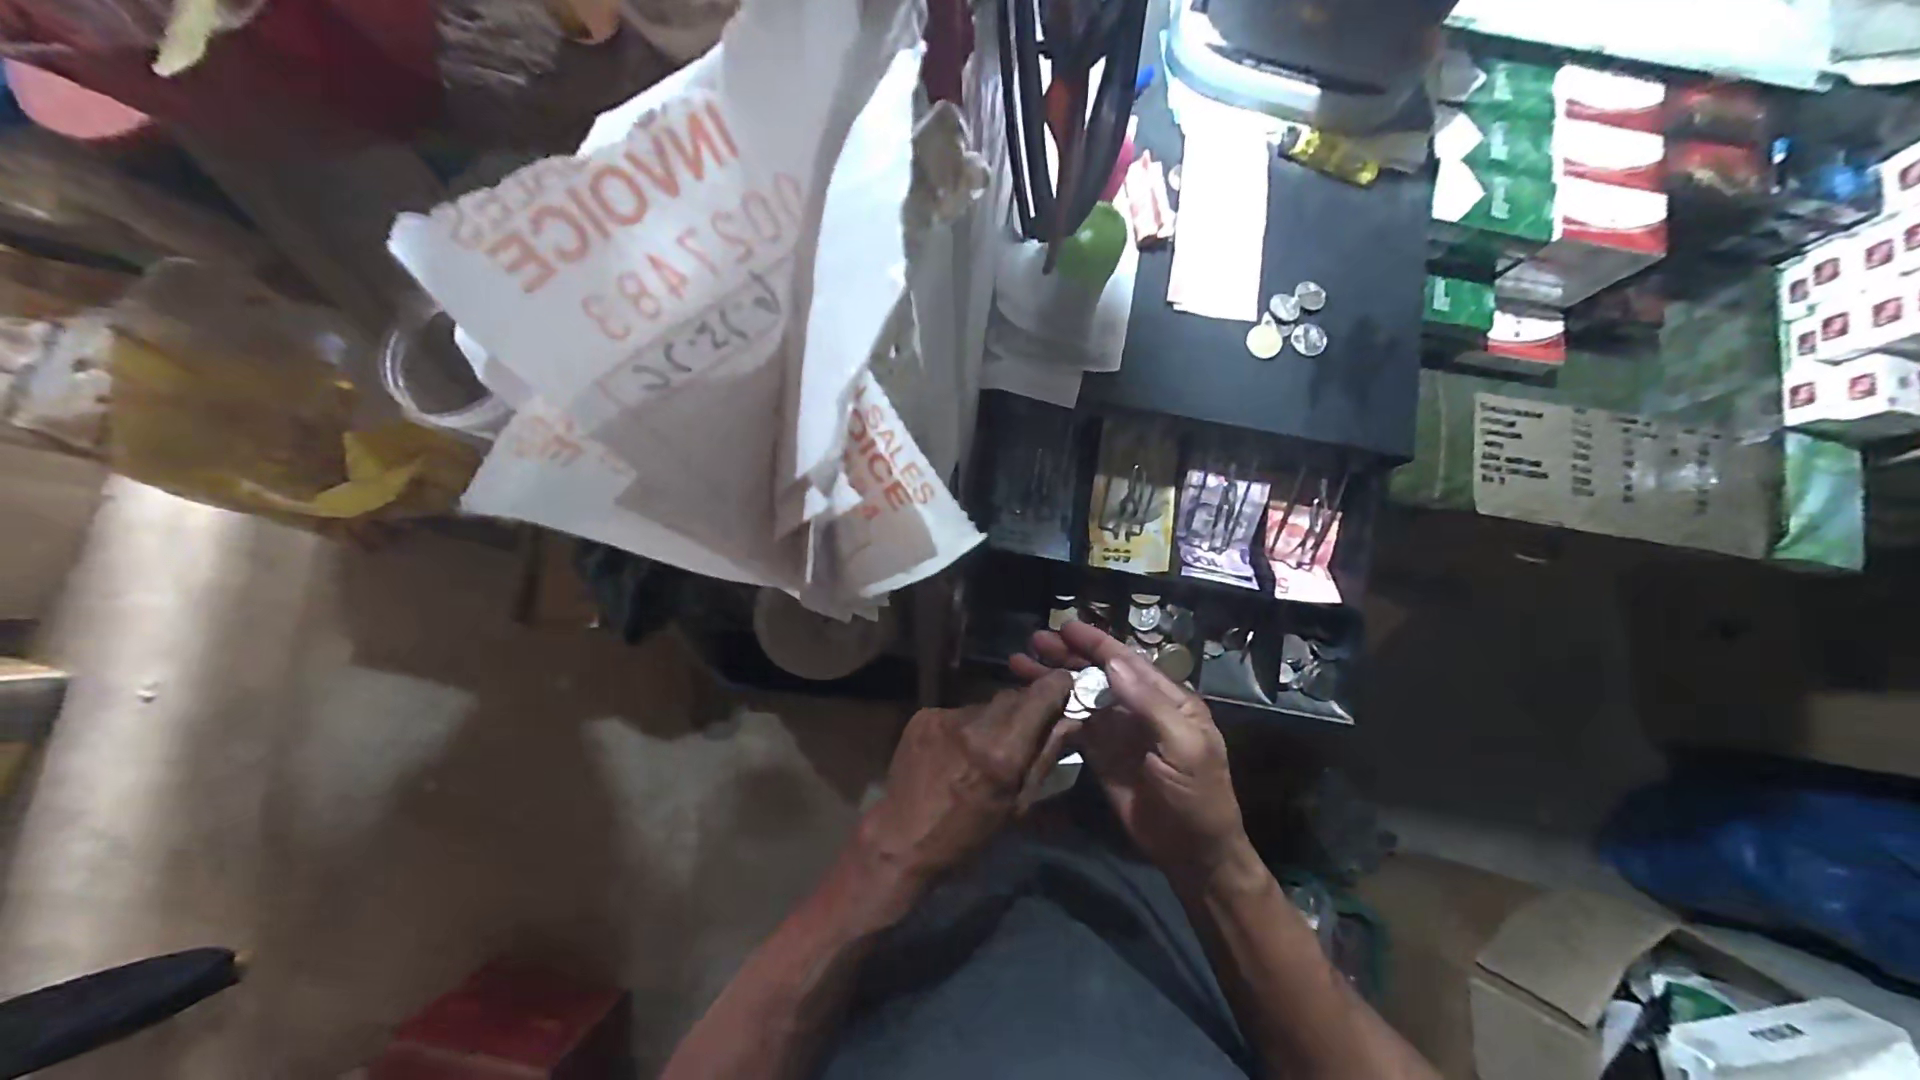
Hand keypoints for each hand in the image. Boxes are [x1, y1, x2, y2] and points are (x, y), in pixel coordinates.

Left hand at [857, 671, 1077, 884]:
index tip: (1069, 689)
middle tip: (1028, 733)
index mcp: (1003, 749)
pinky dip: (967, 727)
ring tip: (985, 752)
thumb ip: (1046, 756)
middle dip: (1028, 708)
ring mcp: (945, 716)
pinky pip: (959, 713)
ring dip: (995, 721)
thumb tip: (1073, 720)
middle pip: (1014, 696)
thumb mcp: (1017, 805)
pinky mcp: (924, 716)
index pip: (1042, 693)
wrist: (900, 840)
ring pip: (985, 706)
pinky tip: (957, 754)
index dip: (1060, 686)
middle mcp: (975, 722)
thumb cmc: (967, 836)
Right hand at [1011, 621, 1252, 884]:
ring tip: (1021, 664)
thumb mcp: (1184, 746)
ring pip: (1082, 696)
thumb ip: (1149, 704)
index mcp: (1168, 700)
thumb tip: (1114, 661)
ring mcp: (1119, 732)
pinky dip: (1054, 711)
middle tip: (1034, 641)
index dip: (1096, 643)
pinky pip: (1075, 726)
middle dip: (1067, 655)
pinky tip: (1032, 701)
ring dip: (1054, 679)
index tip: (1066, 626)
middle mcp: (1140, 709)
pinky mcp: (1101, 756)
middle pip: (1099, 674)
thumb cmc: (1199, 795)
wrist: (1194, 853)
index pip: (1127, 662)